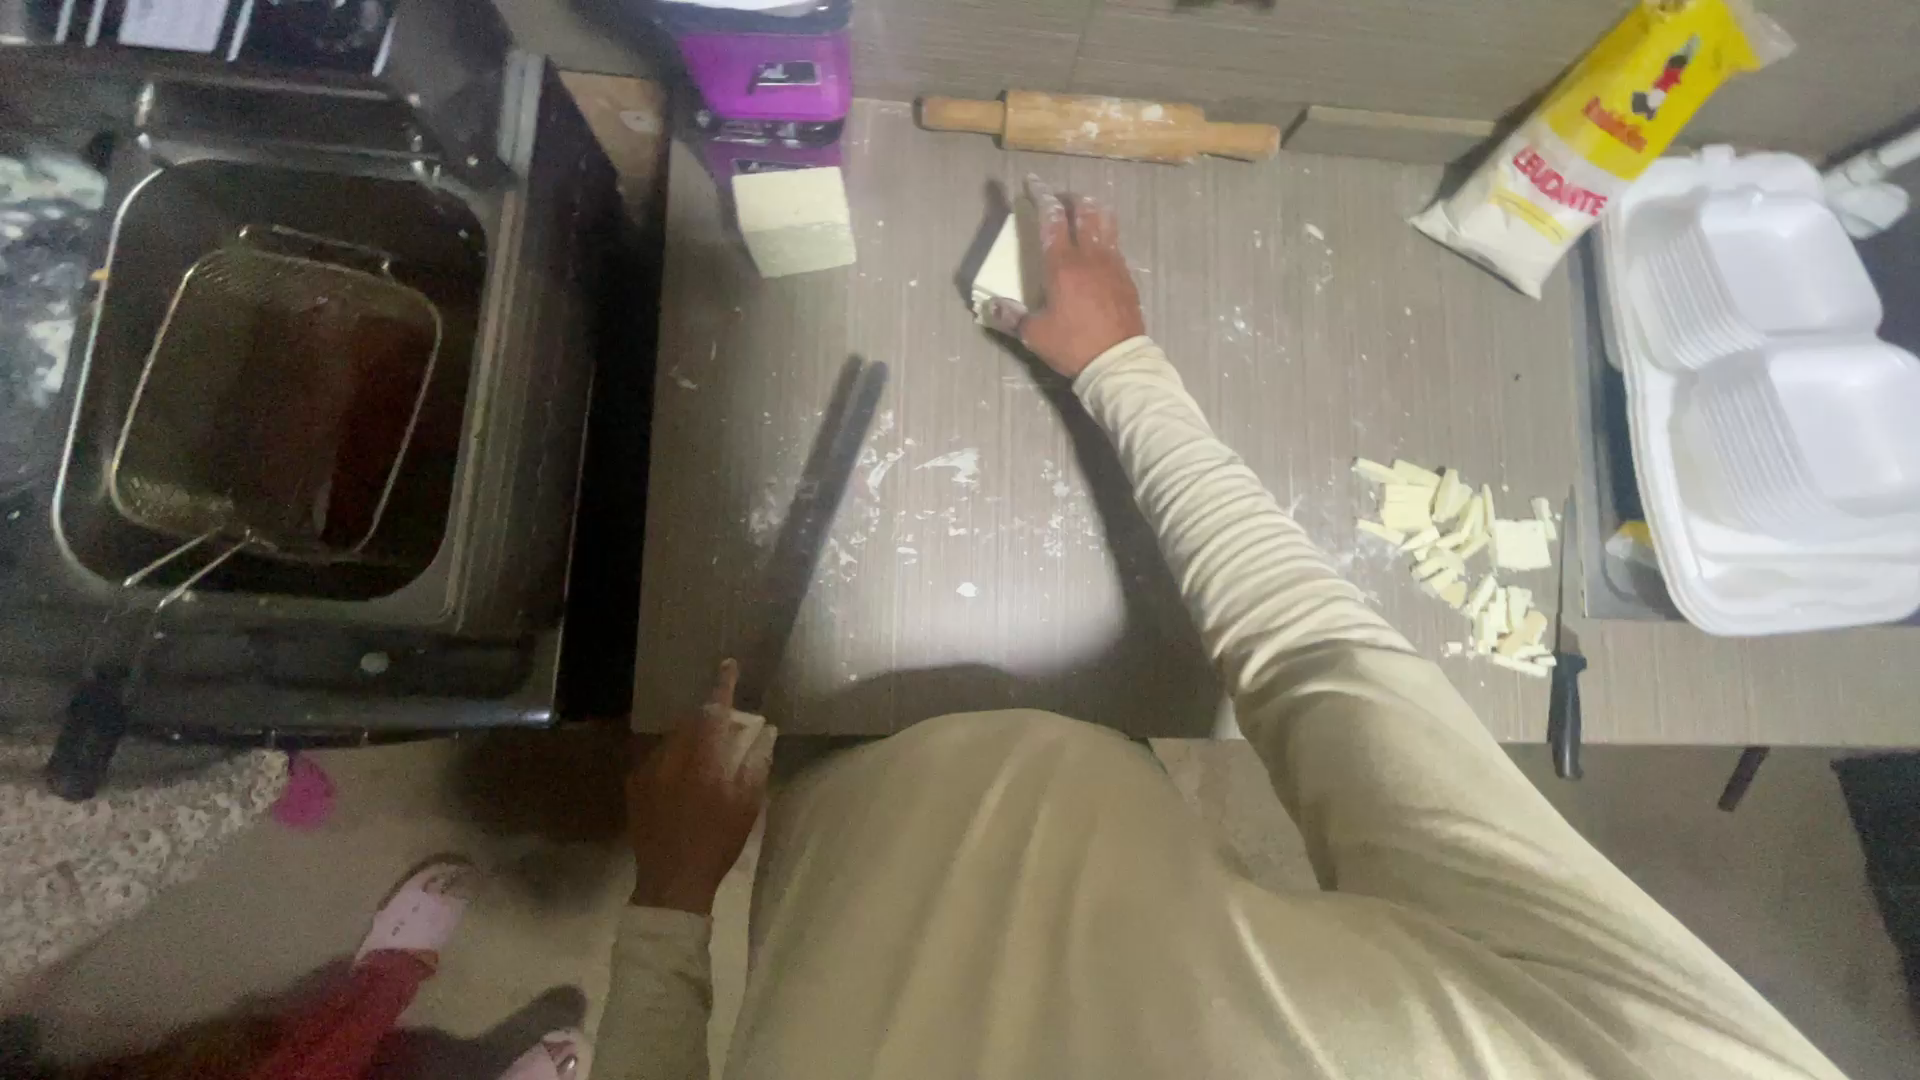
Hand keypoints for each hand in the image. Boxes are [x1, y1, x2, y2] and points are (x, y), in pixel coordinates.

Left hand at [625, 660, 774, 914]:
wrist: (672, 881)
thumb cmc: (719, 840)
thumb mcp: (749, 802)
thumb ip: (757, 761)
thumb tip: (765, 731)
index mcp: (704, 759)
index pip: (714, 710)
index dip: (723, 685)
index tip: (728, 664)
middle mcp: (672, 757)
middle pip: (692, 721)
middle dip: (710, 717)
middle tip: (729, 729)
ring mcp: (649, 771)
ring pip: (674, 738)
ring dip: (692, 737)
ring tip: (707, 757)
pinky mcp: (635, 786)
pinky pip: (658, 757)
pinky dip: (675, 757)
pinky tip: (684, 778)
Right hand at [982, 176, 1145, 378]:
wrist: (1116, 361)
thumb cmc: (1072, 345)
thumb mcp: (1034, 335)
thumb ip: (1011, 317)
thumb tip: (990, 306)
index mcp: (1062, 264)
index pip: (1051, 217)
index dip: (1040, 196)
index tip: (1031, 183)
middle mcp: (1089, 255)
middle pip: (1083, 210)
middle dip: (1068, 198)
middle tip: (1057, 199)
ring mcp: (1112, 263)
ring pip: (1106, 221)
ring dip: (1092, 210)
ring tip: (1082, 213)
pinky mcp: (1126, 276)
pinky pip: (1115, 244)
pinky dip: (1104, 235)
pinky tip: (1098, 248)